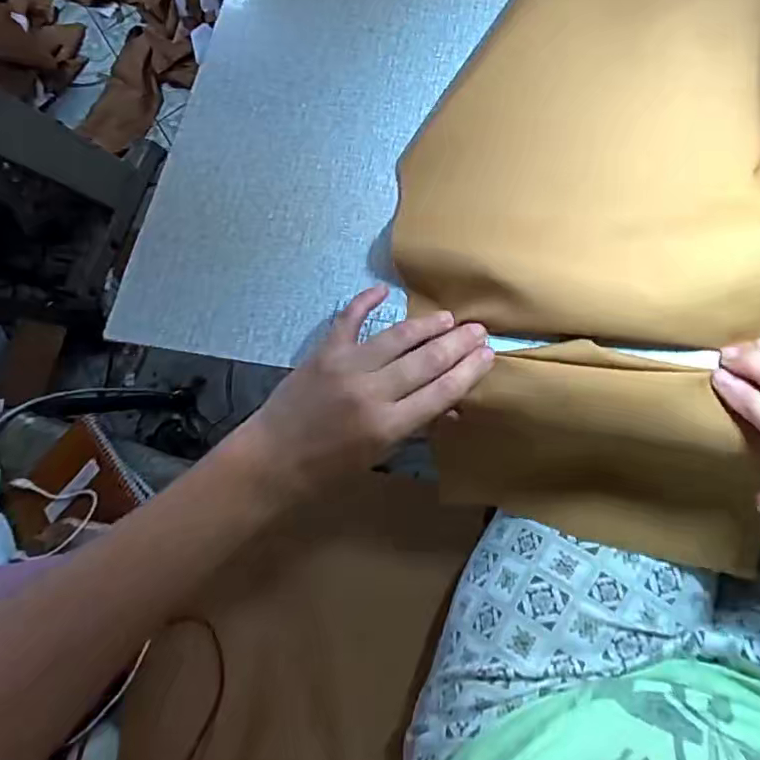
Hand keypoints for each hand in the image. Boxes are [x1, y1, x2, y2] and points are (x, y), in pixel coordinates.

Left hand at [228, 285, 492, 499]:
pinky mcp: (324, 353)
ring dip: (427, 325)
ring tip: (449, 317)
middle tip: (479, 329)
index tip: (488, 354)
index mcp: (389, 425)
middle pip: (427, 361)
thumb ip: (415, 426)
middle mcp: (372, 392)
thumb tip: (451, 406)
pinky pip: (348, 319)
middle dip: (458, 343)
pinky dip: (365, 301)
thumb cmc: (328, 470)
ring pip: (397, 337)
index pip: (442, 391)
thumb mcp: (378, 454)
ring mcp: (347, 368)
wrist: (271, 461)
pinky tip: (384, 289)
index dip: (469, 370)